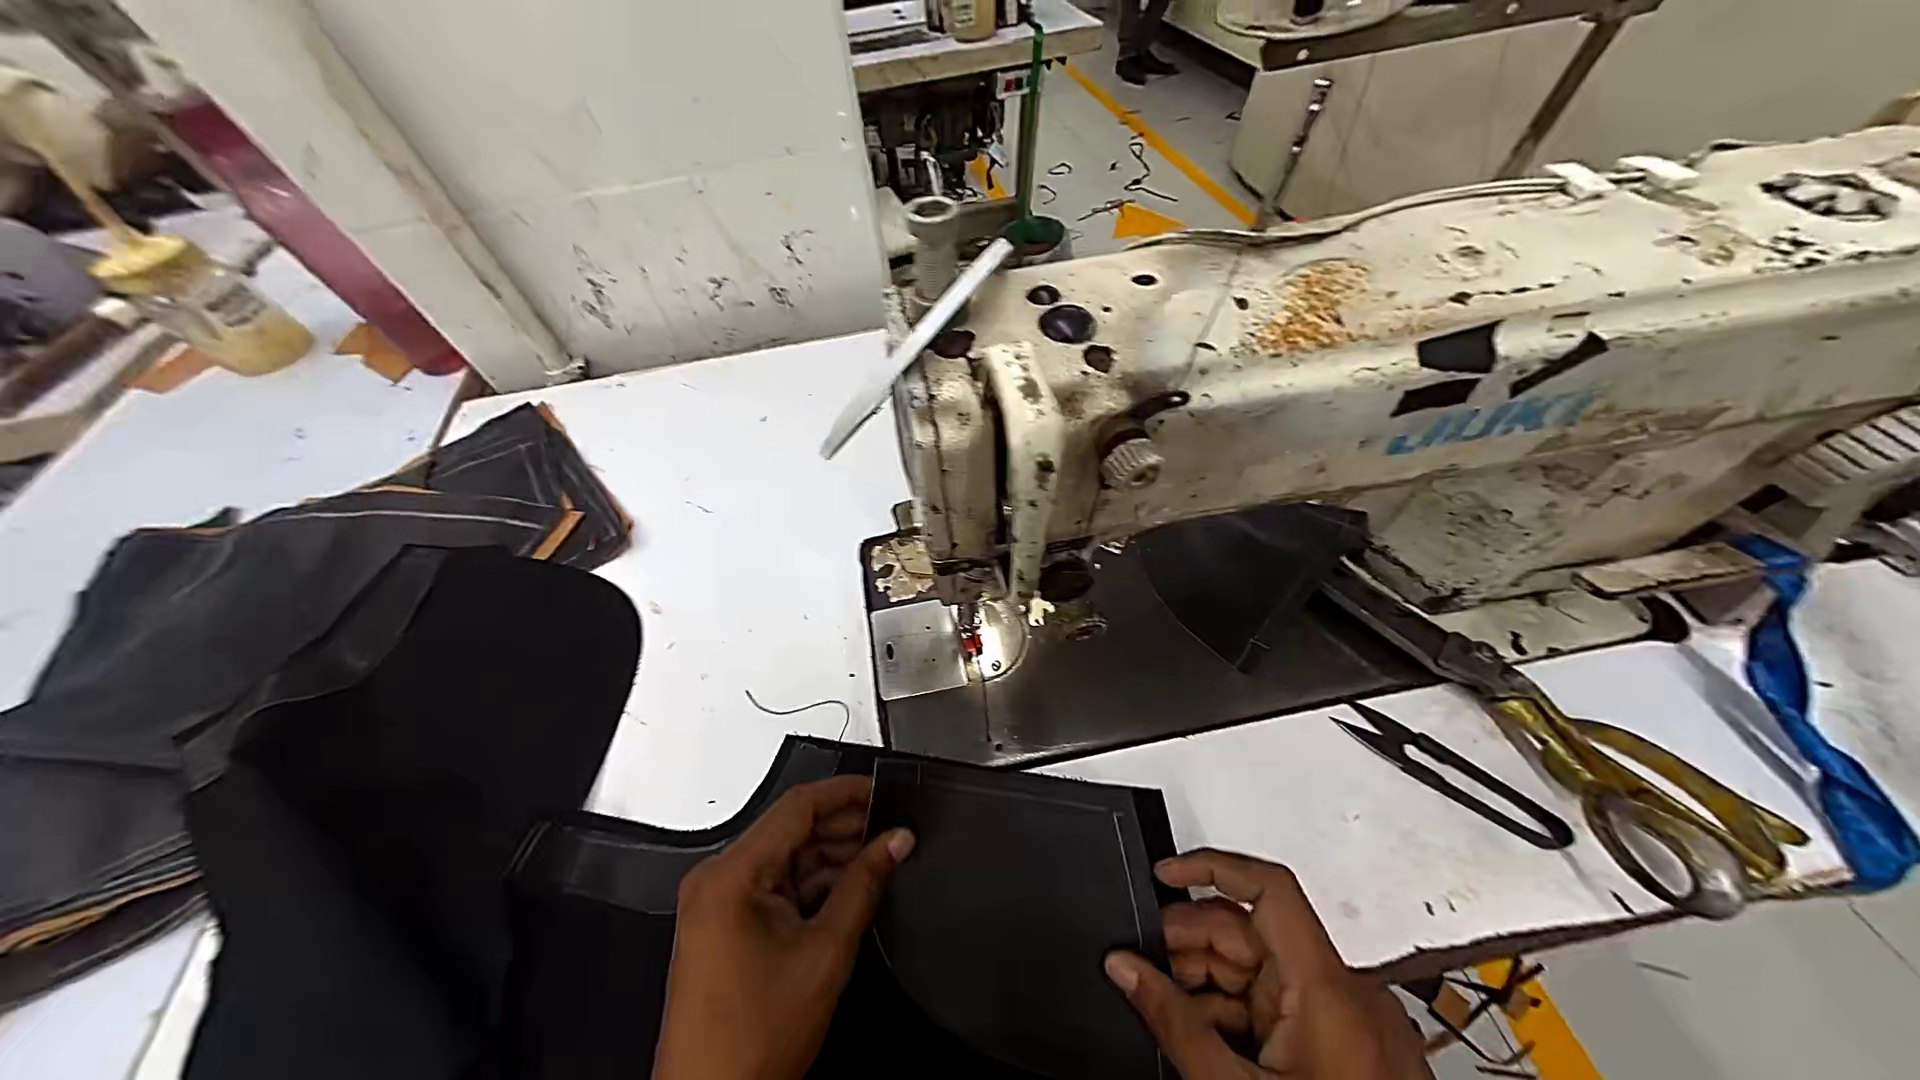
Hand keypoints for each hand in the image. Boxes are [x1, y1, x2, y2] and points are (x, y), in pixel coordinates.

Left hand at [652, 775, 914, 1079]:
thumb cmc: (746, 1045)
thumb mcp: (825, 951)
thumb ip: (865, 883)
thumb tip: (894, 842)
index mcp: (730, 875)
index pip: (797, 805)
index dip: (845, 791)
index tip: (878, 788)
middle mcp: (717, 879)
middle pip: (791, 828)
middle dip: (844, 826)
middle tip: (888, 830)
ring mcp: (719, 900)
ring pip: (786, 854)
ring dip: (831, 855)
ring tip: (876, 859)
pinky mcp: (725, 920)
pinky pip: (776, 880)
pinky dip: (812, 881)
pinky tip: (848, 886)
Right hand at [1104, 850, 1429, 1079]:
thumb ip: (1173, 1022)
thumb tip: (1124, 967)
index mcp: (1328, 990)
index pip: (1268, 888)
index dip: (1210, 868)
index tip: (1165, 873)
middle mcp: (1344, 993)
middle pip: (1250, 929)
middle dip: (1189, 940)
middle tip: (1144, 961)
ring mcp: (1344, 1021)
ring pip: (1256, 967)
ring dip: (1204, 978)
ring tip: (1167, 1005)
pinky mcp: (1339, 1045)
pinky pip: (1274, 1003)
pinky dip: (1231, 1010)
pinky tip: (1202, 1034)